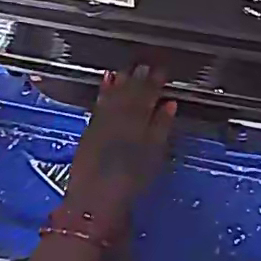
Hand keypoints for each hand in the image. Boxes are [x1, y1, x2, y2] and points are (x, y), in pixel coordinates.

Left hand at [61, 67, 176, 232]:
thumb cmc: (131, 180)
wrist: (96, 197)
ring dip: (123, 79)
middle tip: (146, 63)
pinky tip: (107, 79)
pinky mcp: (91, 126)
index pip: (149, 93)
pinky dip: (105, 88)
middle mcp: (121, 114)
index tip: (163, 69)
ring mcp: (103, 119)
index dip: (156, 80)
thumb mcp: (154, 154)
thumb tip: (169, 103)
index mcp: (140, 119)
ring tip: (129, 68)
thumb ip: (161, 126)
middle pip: (132, 90)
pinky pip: (101, 100)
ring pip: (115, 92)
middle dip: (140, 76)